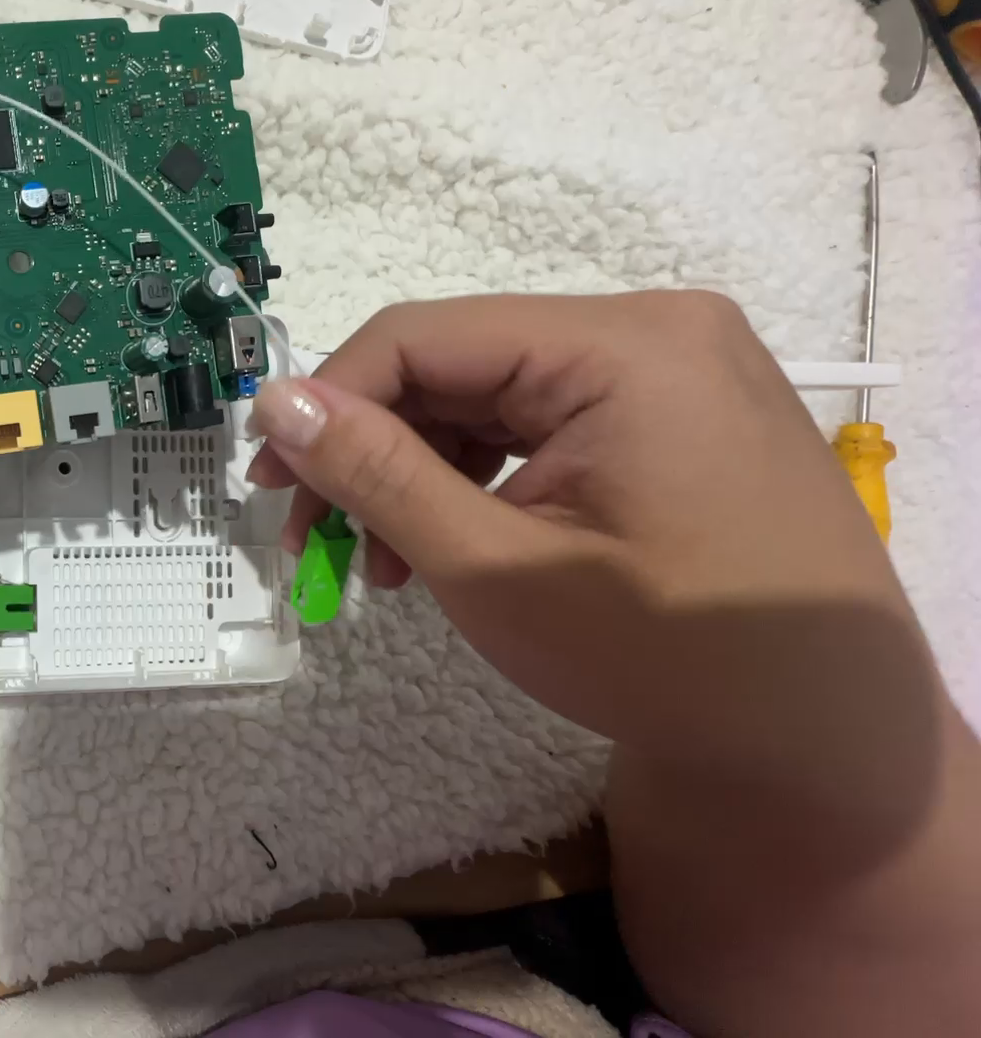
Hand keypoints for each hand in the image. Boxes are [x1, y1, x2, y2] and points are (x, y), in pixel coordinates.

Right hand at [247, 292, 979, 1034]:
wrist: (816, 750)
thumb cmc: (658, 657)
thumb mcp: (490, 564)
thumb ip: (374, 471)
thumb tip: (272, 400)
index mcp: (620, 347)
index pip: (420, 338)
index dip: (326, 402)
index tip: (269, 480)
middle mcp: (642, 336)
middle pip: (445, 371)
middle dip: (363, 453)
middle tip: (310, 534)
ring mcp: (653, 379)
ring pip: (472, 406)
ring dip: (402, 478)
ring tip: (371, 562)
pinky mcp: (649, 424)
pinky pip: (517, 433)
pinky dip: (456, 488)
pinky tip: (428, 549)